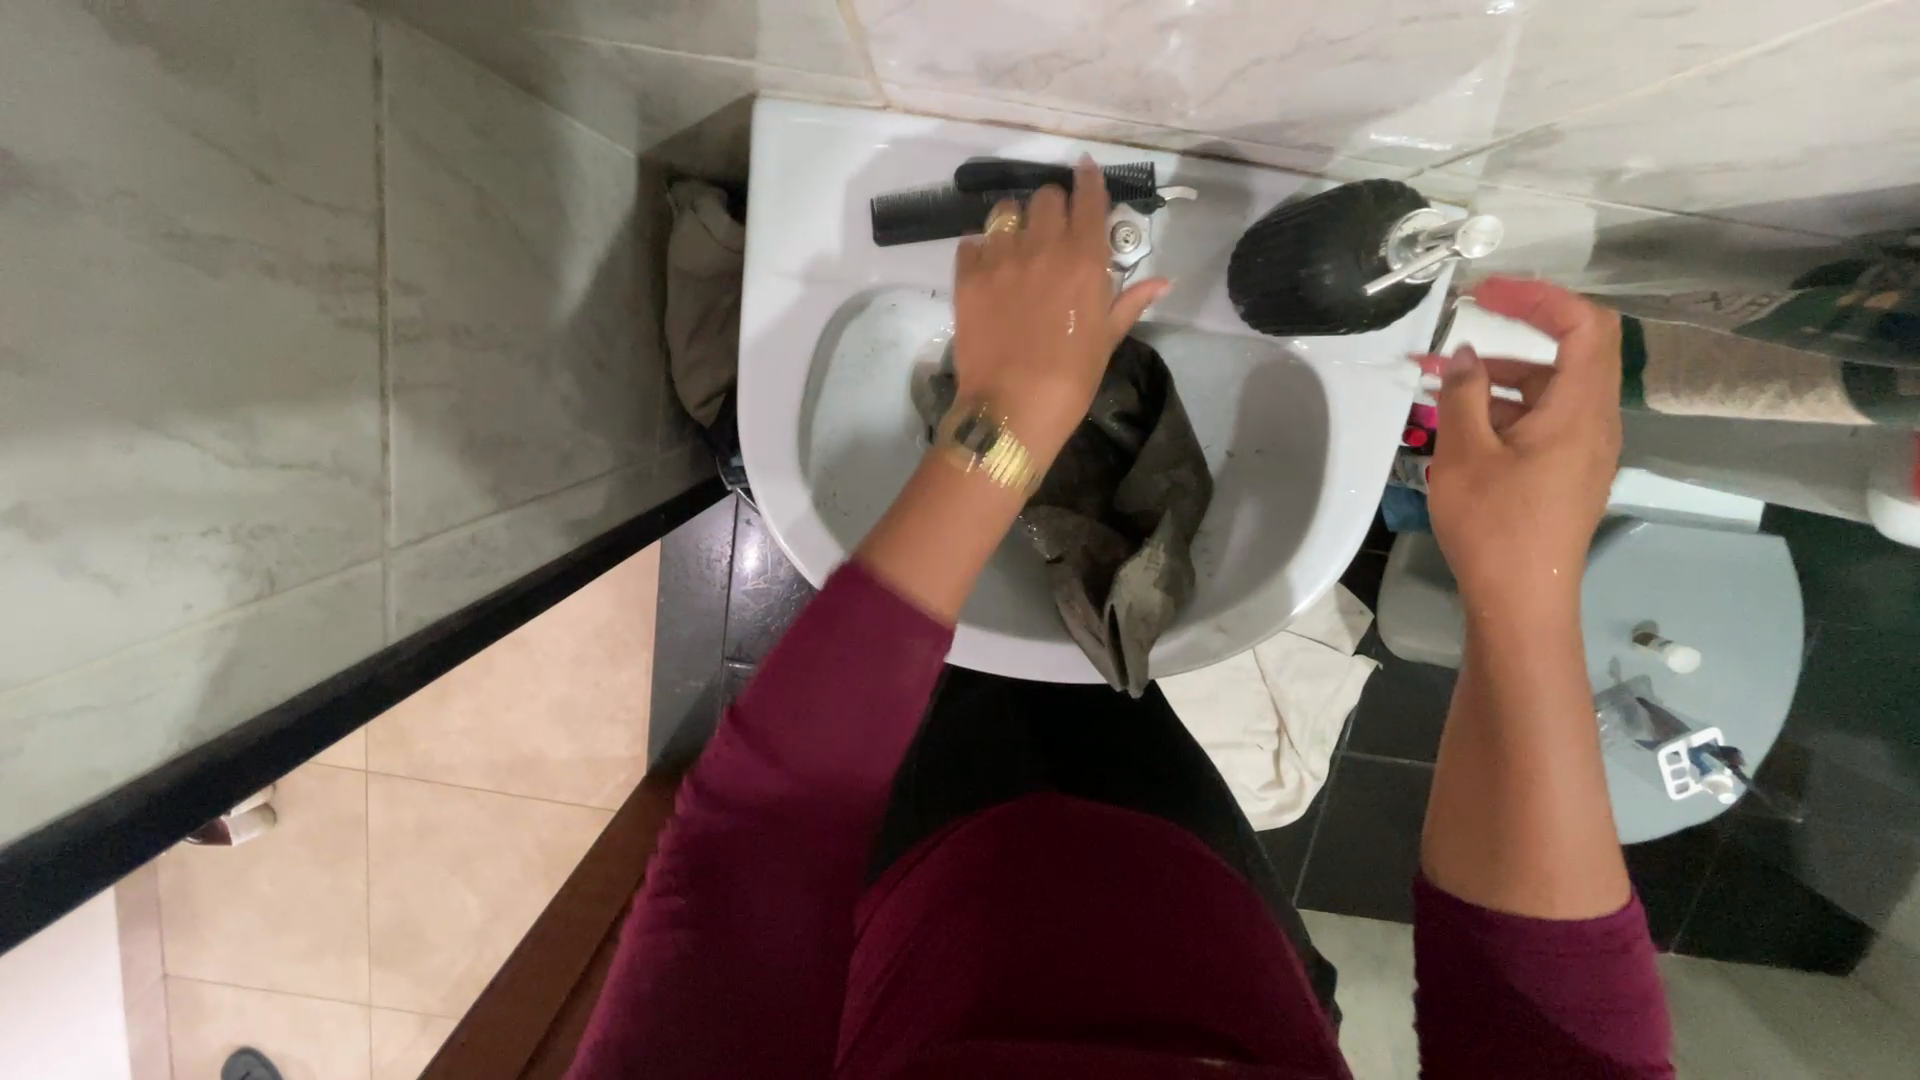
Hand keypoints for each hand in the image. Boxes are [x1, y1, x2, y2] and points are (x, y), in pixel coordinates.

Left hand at [949, 157, 1170, 466]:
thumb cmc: (1070, 380)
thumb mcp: (1107, 341)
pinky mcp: (967, 278)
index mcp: (1084, 259)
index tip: (1086, 171)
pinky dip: (980, 250)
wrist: (1013, 409)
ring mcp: (1000, 260)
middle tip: (1051, 230)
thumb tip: (1162, 281)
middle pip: (1046, 197)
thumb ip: (1130, 302)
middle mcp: (1042, 247)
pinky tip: (987, 270)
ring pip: (1005, 212)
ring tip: (1015, 247)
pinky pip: (971, 243)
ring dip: (1014, 223)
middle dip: (1052, 207)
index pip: (1089, 198)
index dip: (1088, 180)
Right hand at [1425, 278, 1621, 623]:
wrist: (1521, 598)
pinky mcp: (1565, 473)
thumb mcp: (1464, 454)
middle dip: (1503, 341)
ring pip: (1544, 394)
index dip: (1539, 298)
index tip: (1484, 292)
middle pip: (1562, 358)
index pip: (1583, 326)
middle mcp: (1593, 422)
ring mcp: (1582, 450)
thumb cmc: (1493, 524)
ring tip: (1433, 387)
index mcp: (1579, 409)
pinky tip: (1456, 425)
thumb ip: (1463, 395)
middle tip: (1445, 342)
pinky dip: (1500, 411)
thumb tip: (1463, 354)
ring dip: (1493, 381)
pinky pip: (1539, 423)